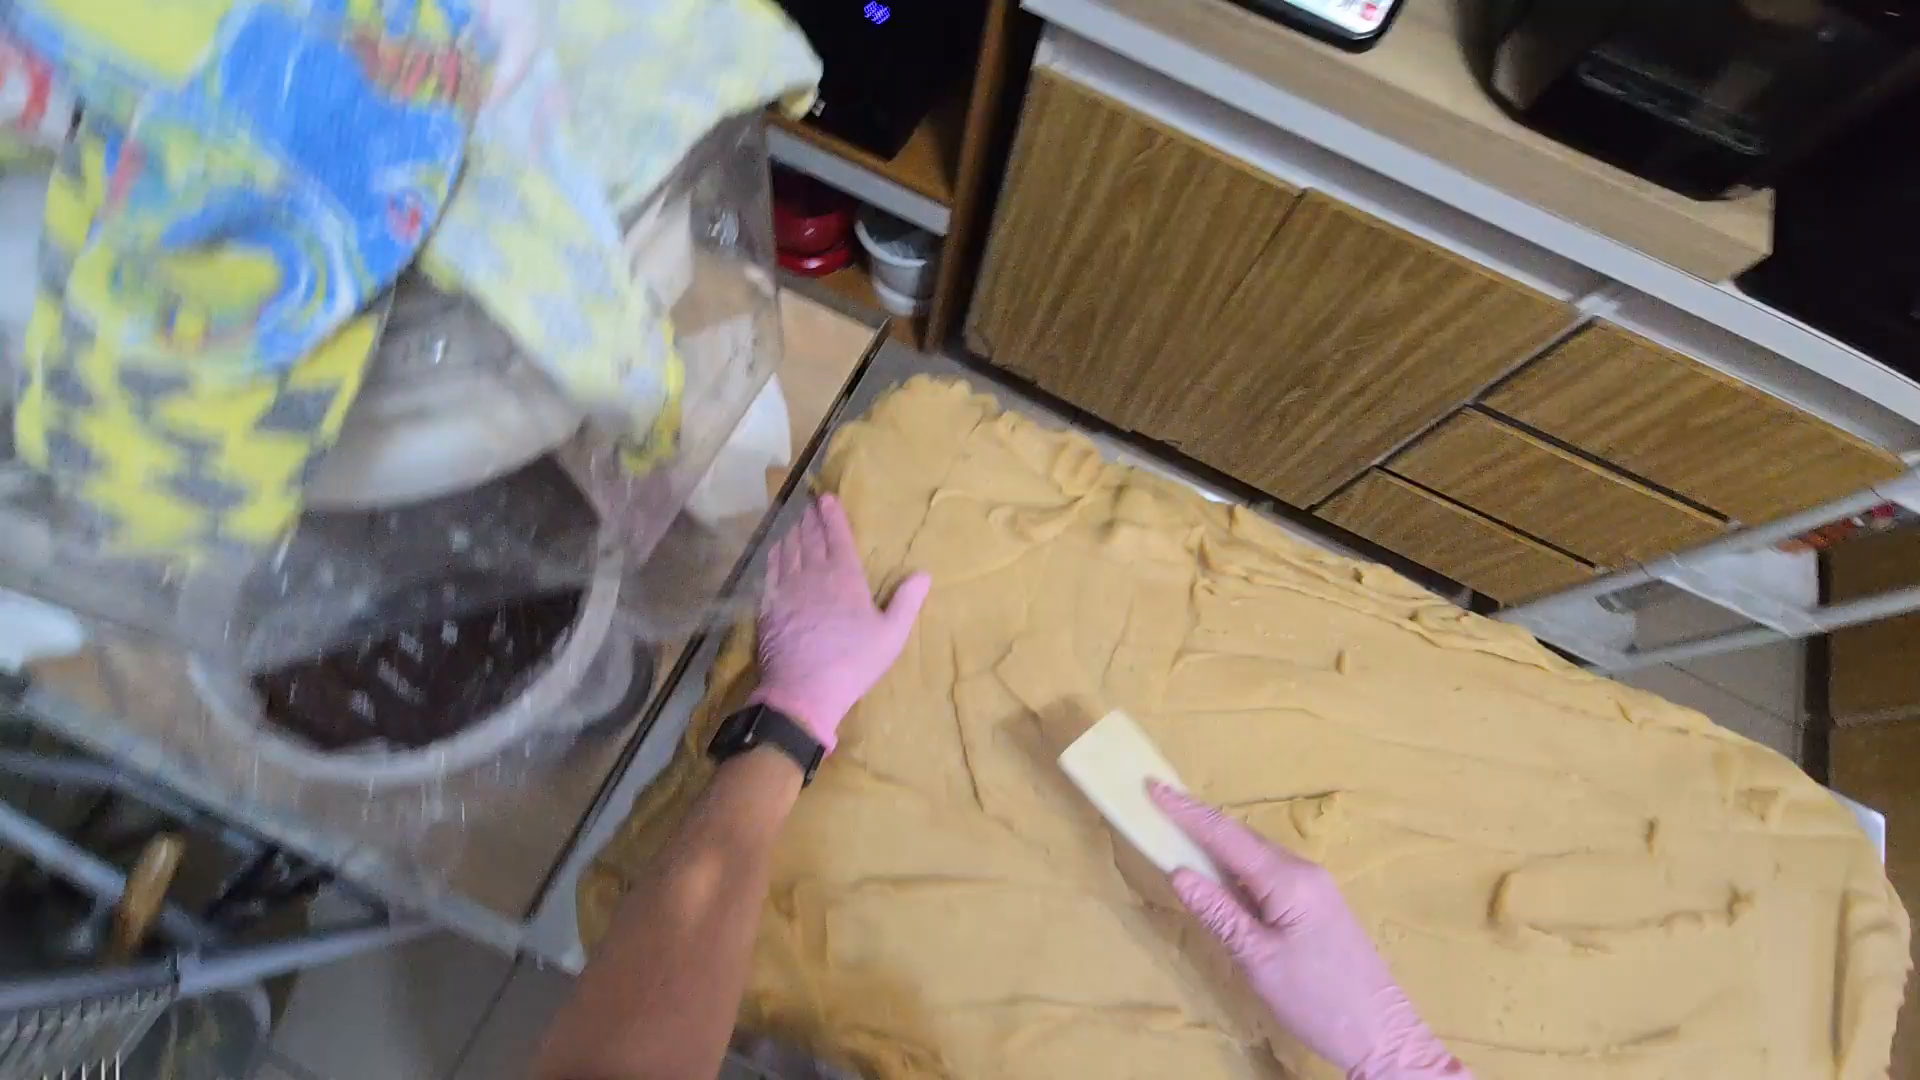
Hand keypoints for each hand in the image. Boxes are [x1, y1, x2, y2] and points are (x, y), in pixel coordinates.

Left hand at [750, 494, 931, 751]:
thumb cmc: (854, 662)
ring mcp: (786, 588)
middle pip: (810, 537)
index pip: (837, 537)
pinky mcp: (767, 605)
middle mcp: (813, 574)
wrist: (803, 691)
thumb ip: (907, 601)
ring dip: (793, 532)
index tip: (827, 498)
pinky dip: (774, 554)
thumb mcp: (892, 635)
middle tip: (810, 505)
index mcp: (845, 577)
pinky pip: (770, 569)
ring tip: (795, 522)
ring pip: (788, 549)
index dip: (832, 515)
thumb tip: (924, 574)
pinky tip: (776, 550)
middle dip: (811, 519)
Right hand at [1150, 784, 1467, 1079]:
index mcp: (1286, 880)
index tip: (1153, 786)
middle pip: (1239, 836)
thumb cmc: (1319, 1001)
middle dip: (1198, 819)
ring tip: (1180, 832)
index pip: (1224, 834)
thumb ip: (1217, 912)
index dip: (1185, 810)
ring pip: (1253, 851)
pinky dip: (1236, 862)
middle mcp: (1302, 870)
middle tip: (1159, 805)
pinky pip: (1266, 868)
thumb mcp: (1258, 961)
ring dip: (1216, 840)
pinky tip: (1221, 871)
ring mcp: (1314, 884)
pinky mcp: (1317, 901)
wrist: (1388, 1041)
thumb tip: (1178, 872)